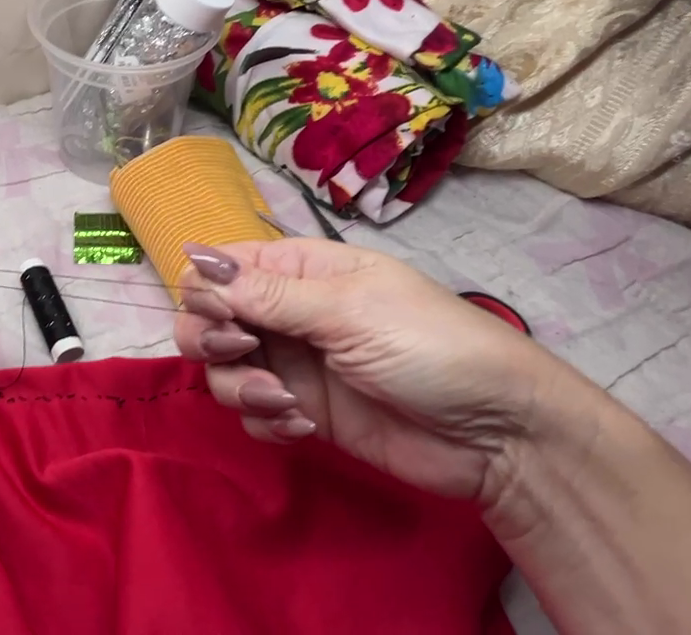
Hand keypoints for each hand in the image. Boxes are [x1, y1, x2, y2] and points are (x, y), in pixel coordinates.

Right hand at [172, 238, 588, 503]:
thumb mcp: (347, 309)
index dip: (205, 290)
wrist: (497, 435)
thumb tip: (192, 255)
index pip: (217, 268)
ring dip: (239, 387)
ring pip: (220, 368)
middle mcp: (282, 312)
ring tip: (286, 403)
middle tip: (247, 354)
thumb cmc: (429, 345)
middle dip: (211, 340)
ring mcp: (291, 364)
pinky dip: (263, 420)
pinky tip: (302, 426)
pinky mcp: (299, 411)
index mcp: (295, 270)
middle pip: (205, 318)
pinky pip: (249, 412)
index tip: (226, 317)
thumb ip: (266, 294)